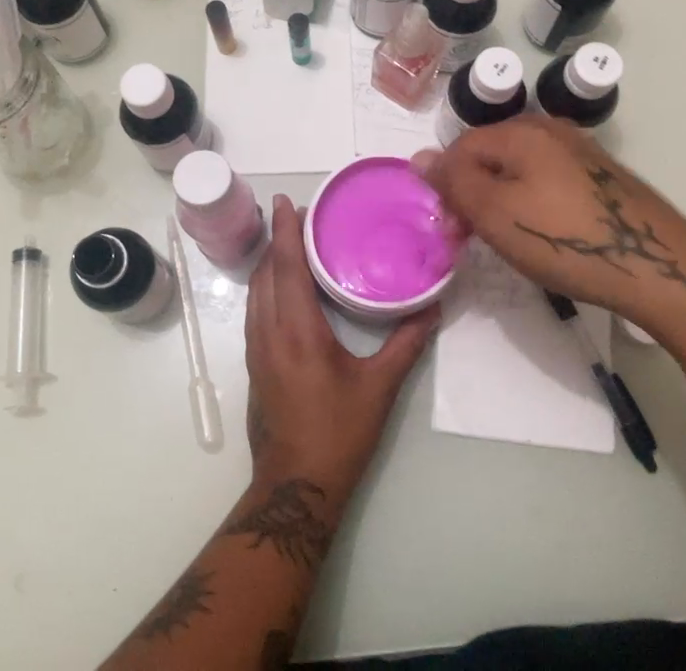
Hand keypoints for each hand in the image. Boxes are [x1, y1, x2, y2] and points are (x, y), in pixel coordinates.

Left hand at [244, 195, 437, 506]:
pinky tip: (286, 290)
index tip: (286, 201)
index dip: (285, 230)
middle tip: (298, 216)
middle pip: (265, 273)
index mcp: (296, 331)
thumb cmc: (339, 432)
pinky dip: (267, 288)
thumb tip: (431, 307)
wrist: (296, 485)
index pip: (286, 266)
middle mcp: (268, 332)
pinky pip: (255, 311)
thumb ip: (406, 344)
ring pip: (255, 292)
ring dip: (269, 263)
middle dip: (277, 240)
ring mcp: (255, 349)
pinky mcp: (254, 365)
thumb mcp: (379, 387)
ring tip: (291, 244)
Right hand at [415, 117, 685, 319]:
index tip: (452, 233)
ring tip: (509, 241)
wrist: (658, 266)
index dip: (446, 189)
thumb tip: (418, 156)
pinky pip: (548, 182)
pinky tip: (546, 234)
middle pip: (490, 156)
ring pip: (520, 170)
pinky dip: (533, 204)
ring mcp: (582, 153)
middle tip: (474, 240)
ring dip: (502, 201)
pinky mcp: (603, 179)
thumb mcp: (495, 213)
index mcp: (522, 132)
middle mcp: (552, 131)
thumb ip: (453, 182)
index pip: (460, 149)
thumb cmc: (566, 239)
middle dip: (473, 195)